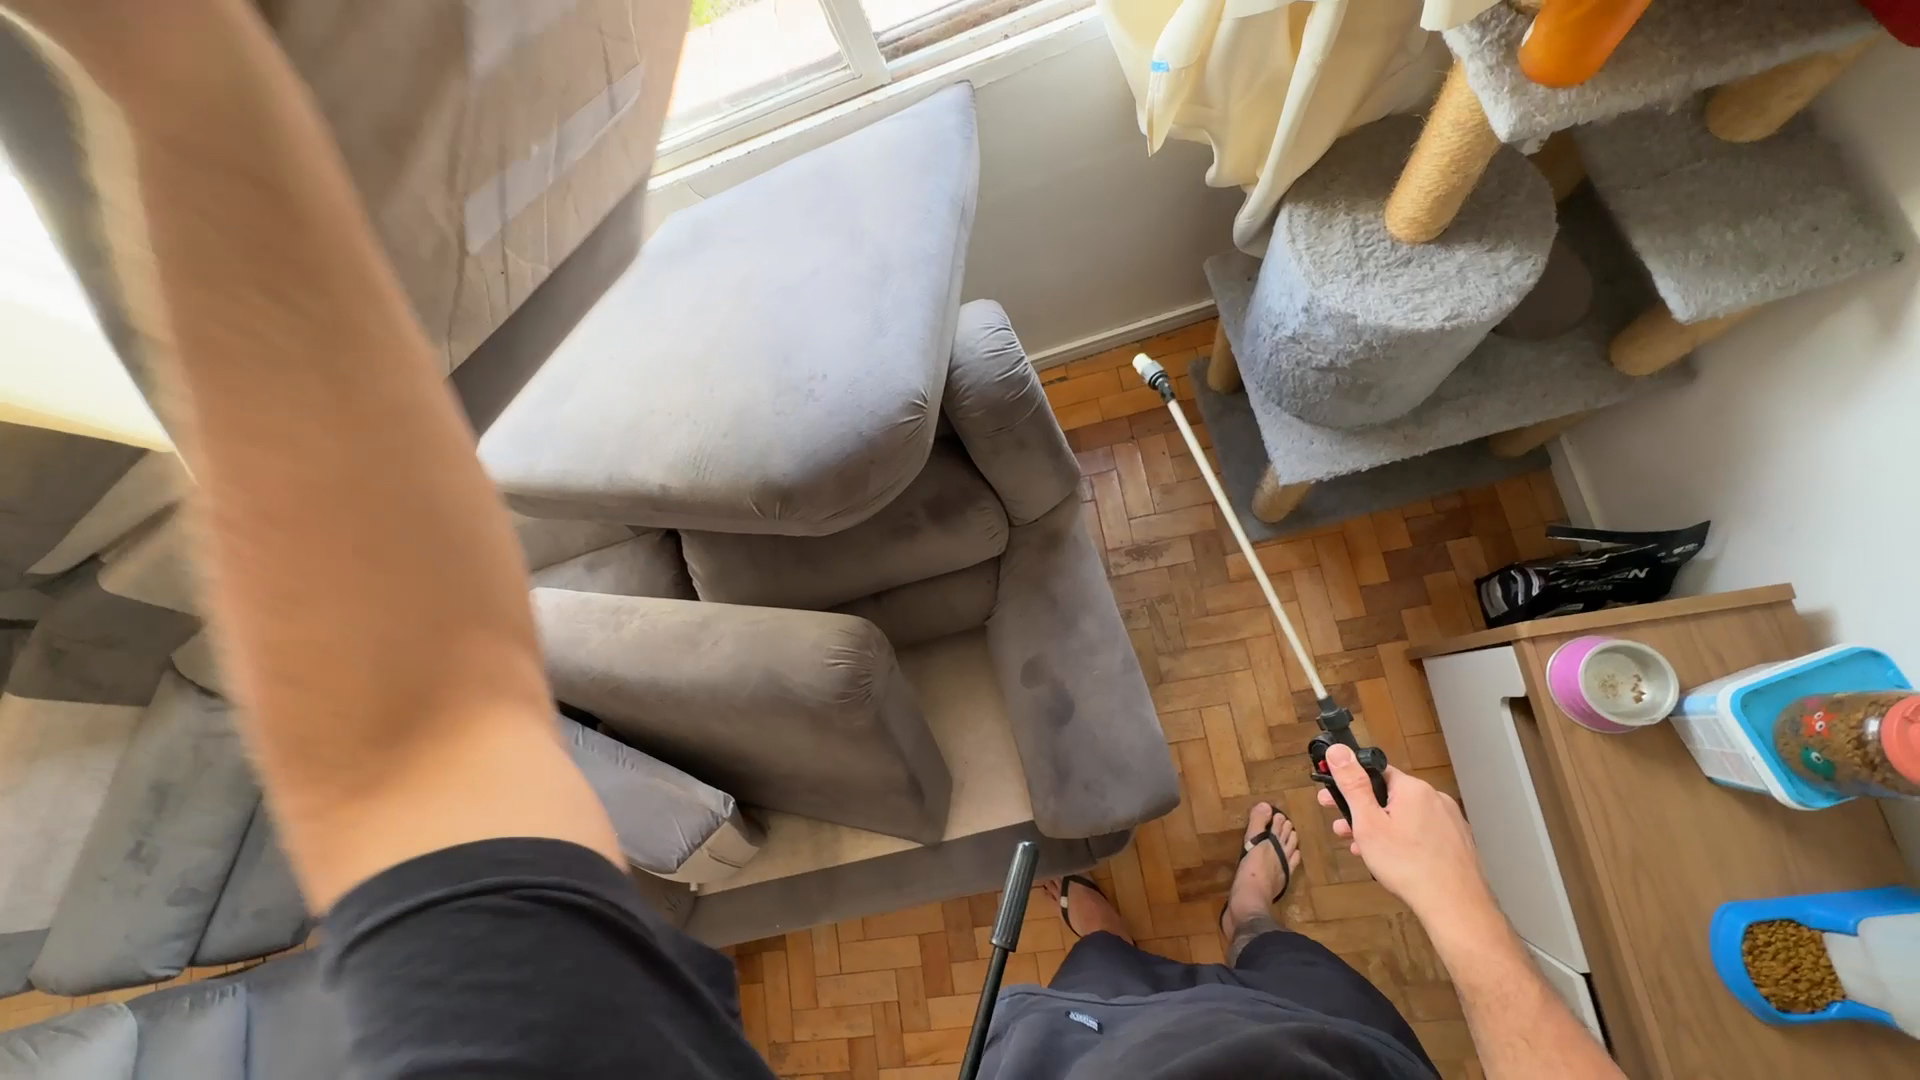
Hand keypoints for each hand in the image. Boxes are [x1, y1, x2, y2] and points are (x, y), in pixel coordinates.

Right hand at [1317, 744, 1495, 924]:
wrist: (1456, 908)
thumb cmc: (1407, 864)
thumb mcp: (1368, 822)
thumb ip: (1352, 784)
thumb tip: (1338, 749)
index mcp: (1413, 788)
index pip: (1375, 772)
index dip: (1350, 785)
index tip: (1331, 799)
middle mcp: (1435, 798)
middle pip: (1389, 796)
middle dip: (1362, 811)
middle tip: (1342, 827)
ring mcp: (1450, 822)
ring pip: (1405, 817)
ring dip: (1380, 828)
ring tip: (1362, 849)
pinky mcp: (1458, 843)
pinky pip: (1422, 833)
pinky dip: (1403, 841)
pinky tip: (1391, 860)